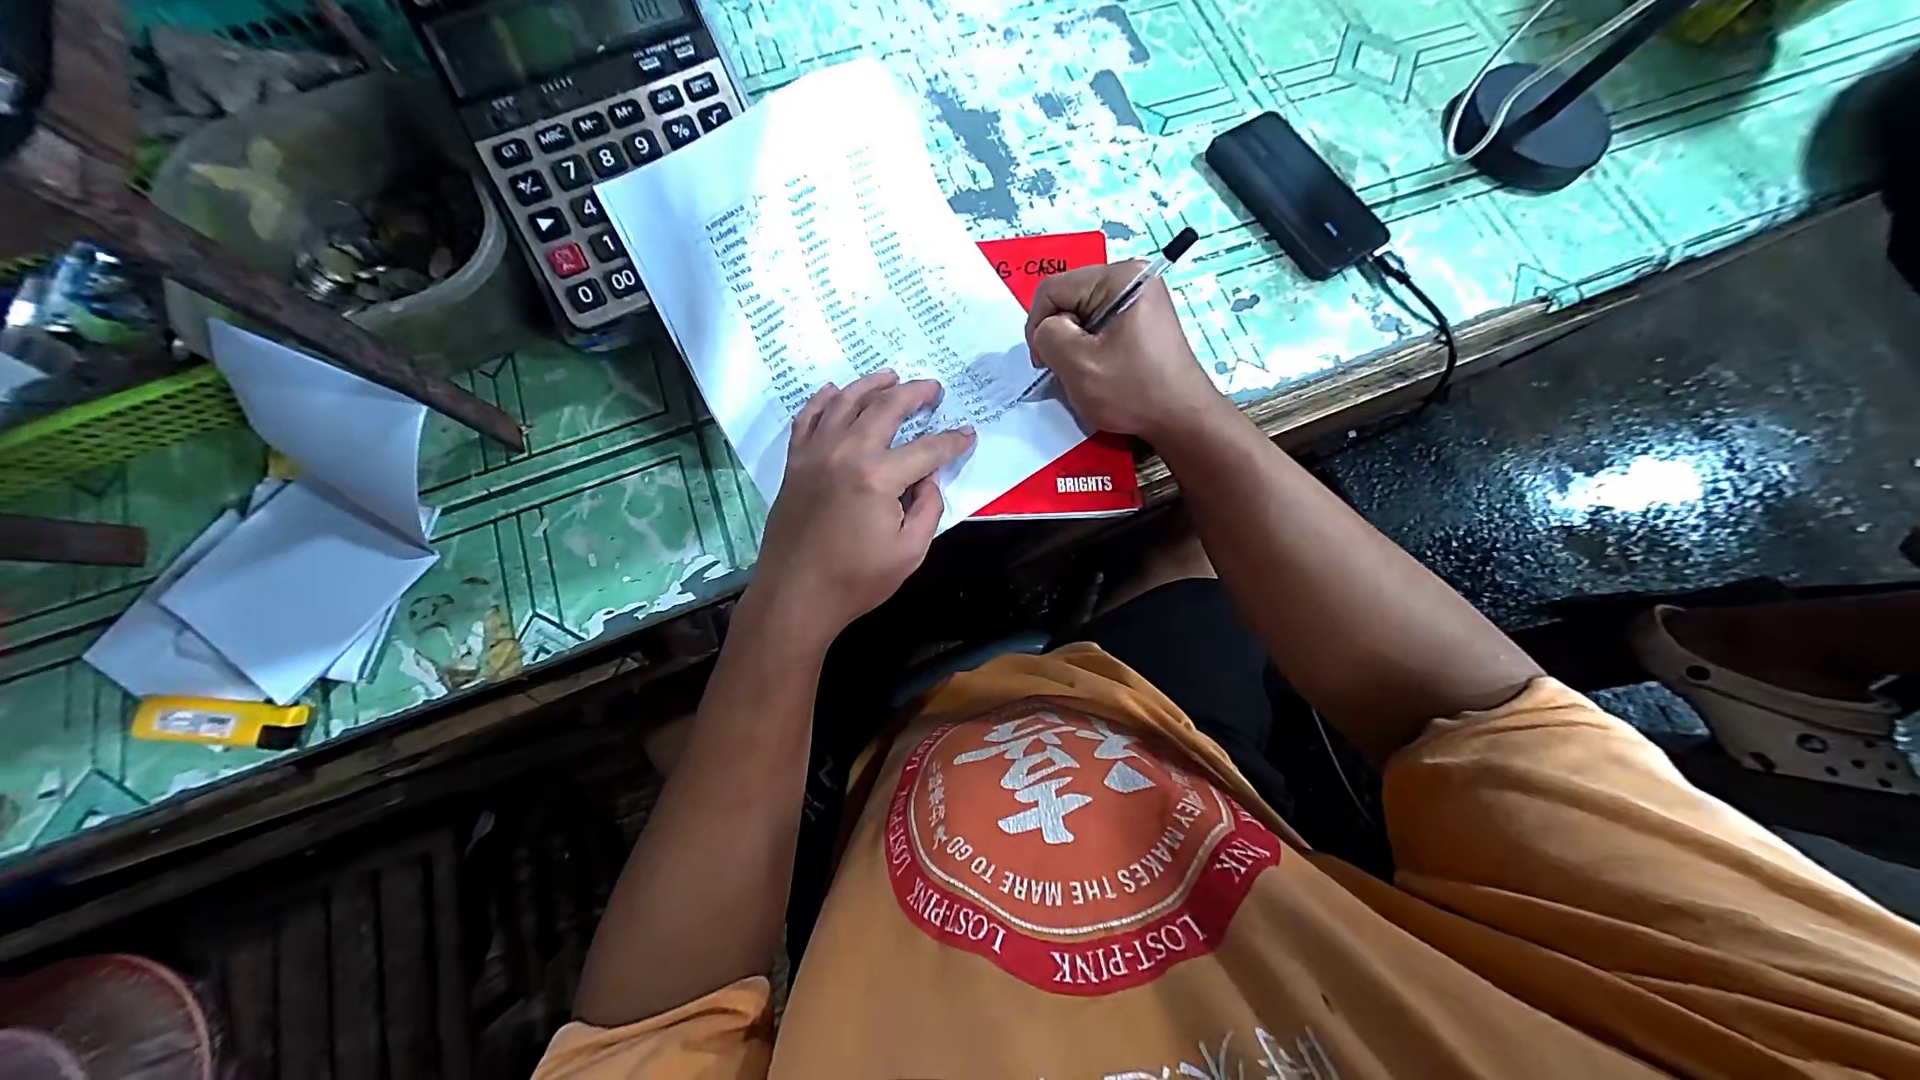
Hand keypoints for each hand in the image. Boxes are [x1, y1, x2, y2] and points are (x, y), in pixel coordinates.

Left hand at [749, 370, 974, 645]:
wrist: (795, 595)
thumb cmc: (855, 581)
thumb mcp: (909, 552)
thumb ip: (927, 508)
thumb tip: (928, 479)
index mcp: (878, 477)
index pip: (927, 449)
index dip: (952, 441)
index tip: (968, 434)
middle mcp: (845, 453)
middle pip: (885, 409)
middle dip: (915, 394)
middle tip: (933, 388)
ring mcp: (815, 454)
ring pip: (845, 402)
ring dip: (871, 385)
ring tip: (891, 376)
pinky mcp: (795, 463)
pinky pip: (808, 418)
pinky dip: (823, 400)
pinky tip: (834, 391)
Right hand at [1027, 262, 1230, 442]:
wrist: (1181, 418)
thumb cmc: (1133, 391)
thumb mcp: (1078, 364)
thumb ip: (1048, 336)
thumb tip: (1046, 331)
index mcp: (1119, 278)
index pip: (1052, 289)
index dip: (1038, 326)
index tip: (1045, 363)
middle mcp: (1131, 278)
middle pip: (1067, 298)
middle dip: (1059, 335)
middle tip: (1067, 370)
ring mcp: (1139, 298)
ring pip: (1081, 315)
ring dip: (1074, 346)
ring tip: (1087, 373)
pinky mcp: (1141, 319)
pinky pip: (1099, 325)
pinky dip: (1090, 349)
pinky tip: (1100, 370)